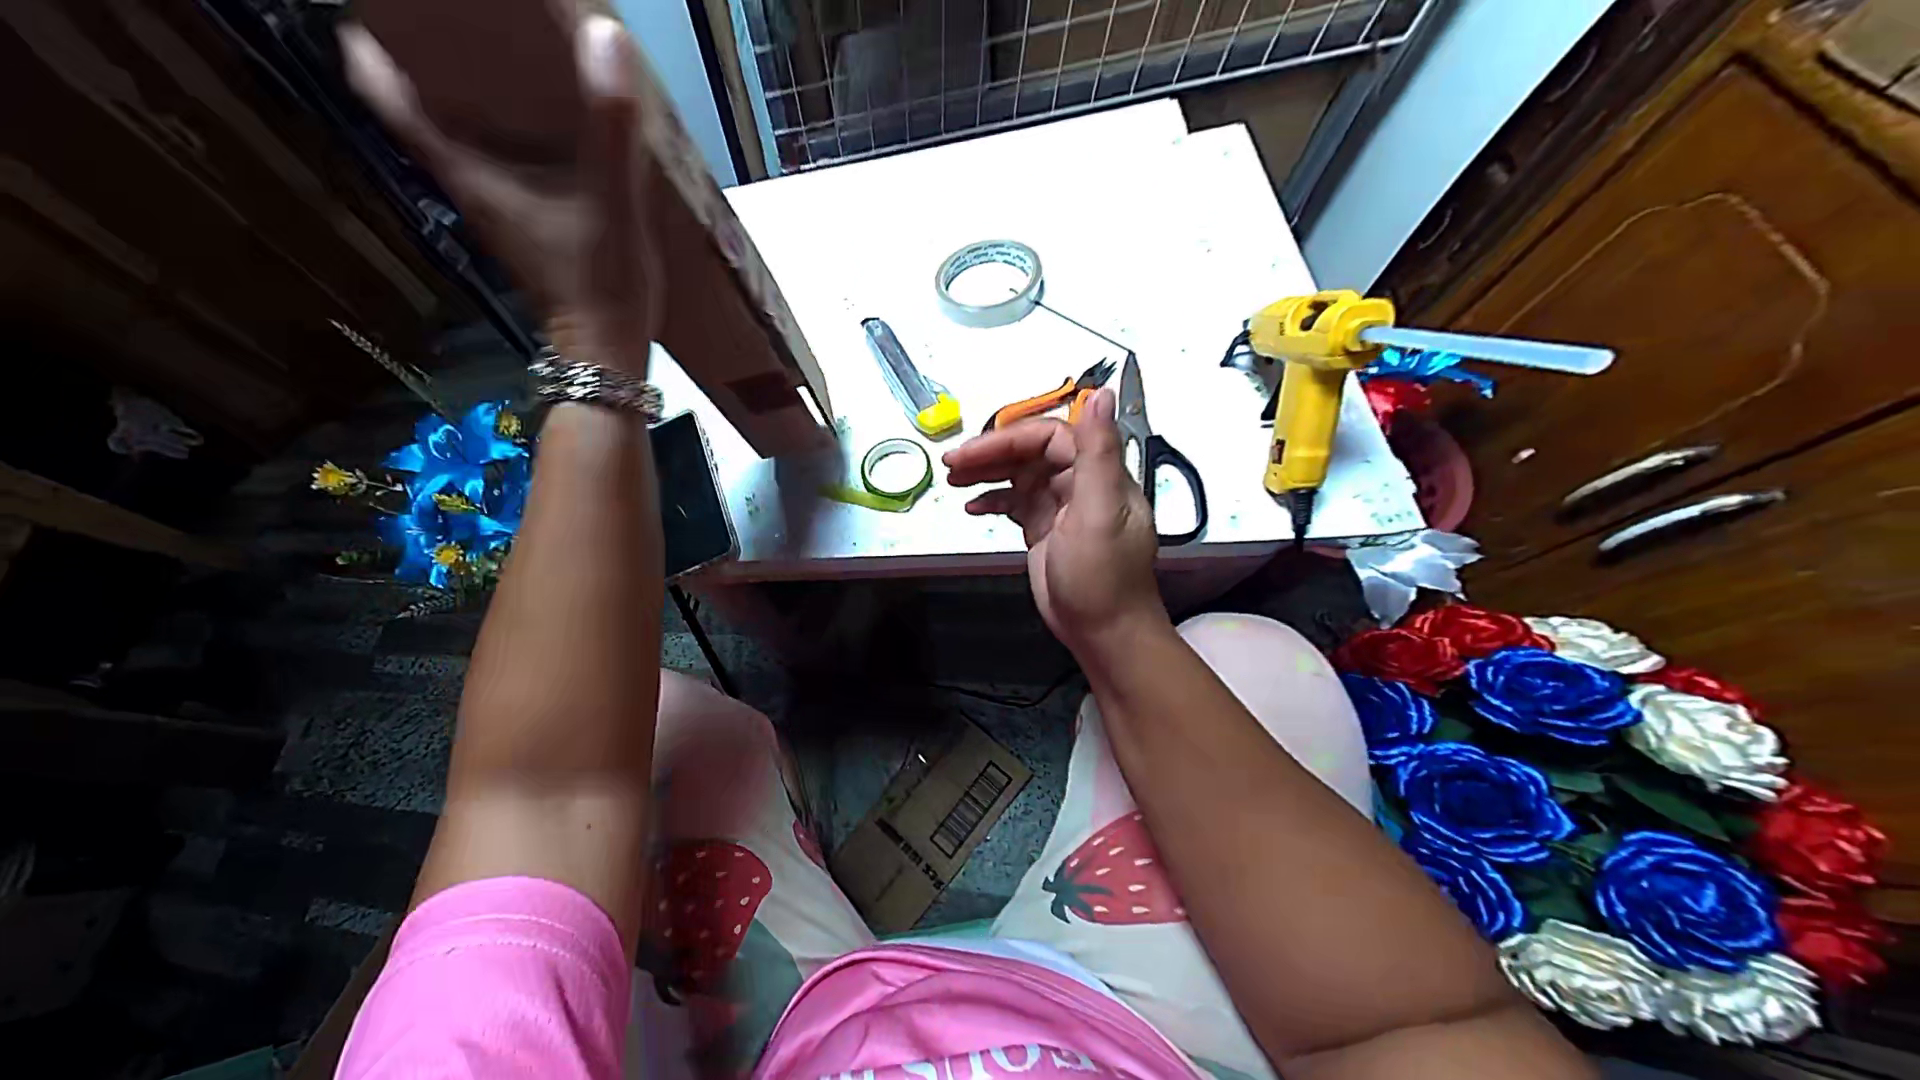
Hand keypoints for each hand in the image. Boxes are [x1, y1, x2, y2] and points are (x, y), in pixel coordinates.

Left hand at [339, 15, 660, 368]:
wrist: (610, 351)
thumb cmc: (600, 283)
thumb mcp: (612, 201)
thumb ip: (609, 127)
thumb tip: (607, 38)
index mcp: (470, 174)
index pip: (391, 101)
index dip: (371, 50)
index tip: (375, 15)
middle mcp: (472, 188)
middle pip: (423, 112)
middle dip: (428, 62)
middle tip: (457, 23)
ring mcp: (499, 212)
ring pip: (463, 140)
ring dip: (470, 100)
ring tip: (501, 62)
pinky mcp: (528, 229)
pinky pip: (503, 166)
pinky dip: (509, 137)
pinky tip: (544, 128)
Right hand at [943, 389, 1165, 651]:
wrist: (1103, 633)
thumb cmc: (1103, 578)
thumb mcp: (1099, 512)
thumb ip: (1098, 452)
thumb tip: (1104, 394)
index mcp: (1097, 473)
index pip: (1048, 438)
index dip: (1008, 439)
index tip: (972, 452)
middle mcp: (1080, 483)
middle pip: (1029, 453)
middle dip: (990, 454)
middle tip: (951, 464)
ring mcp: (1061, 507)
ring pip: (1019, 475)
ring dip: (986, 473)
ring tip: (953, 478)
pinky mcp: (1046, 530)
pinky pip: (1016, 503)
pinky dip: (993, 500)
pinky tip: (972, 505)